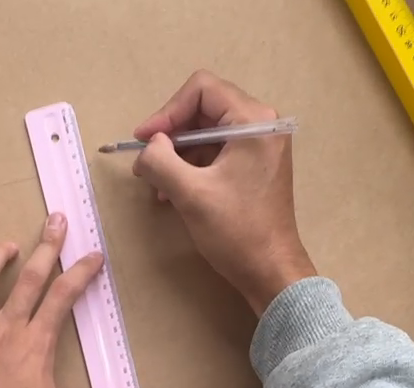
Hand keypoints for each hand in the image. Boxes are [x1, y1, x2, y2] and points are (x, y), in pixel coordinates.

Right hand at [131, 71, 317, 314]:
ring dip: (178, 156)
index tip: (143, 141)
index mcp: (253, 121)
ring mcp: (260, 148)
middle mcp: (261, 125)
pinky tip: (174, 193)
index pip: (201, 90)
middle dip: (171, 136)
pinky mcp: (255, 169)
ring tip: (157, 186)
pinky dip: (193, 168)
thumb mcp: (190, 195)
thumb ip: (161, 162)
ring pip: (208, 135)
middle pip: (204, 110)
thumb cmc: (236, 232)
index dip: (166, 112)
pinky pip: (218, 155)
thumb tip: (148, 146)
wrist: (270, 271)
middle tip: (146, 163)